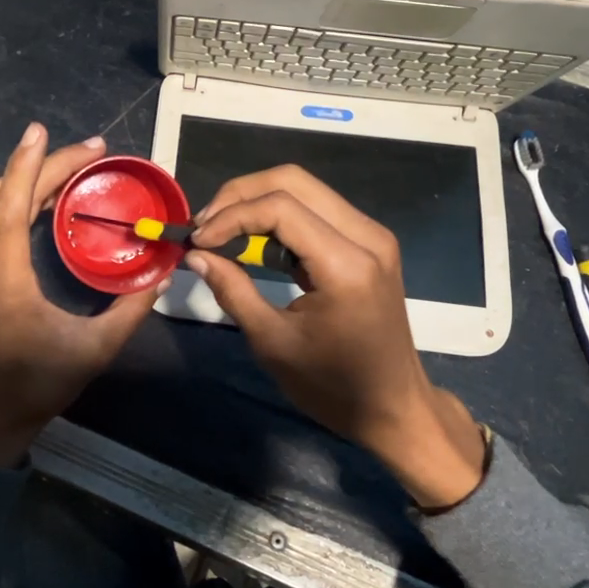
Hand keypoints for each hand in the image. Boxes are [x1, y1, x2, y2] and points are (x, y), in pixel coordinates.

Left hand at [0, 122, 161, 465]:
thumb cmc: (41, 384)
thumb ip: (130, 310)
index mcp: (5, 282)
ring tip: (73, 166)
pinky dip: (21, 200)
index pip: (10, 209)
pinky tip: (51, 199)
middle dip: (43, 165)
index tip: (43, 131)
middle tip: (91, 150)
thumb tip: (161, 273)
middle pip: (4, 198)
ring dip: (29, 179)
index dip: (26, 166)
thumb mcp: (95, 350)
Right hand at [187, 166, 486, 508]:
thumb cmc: (331, 385)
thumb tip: (196, 254)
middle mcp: (367, 237)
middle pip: (293, 181)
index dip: (231, 217)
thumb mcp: (272, 342)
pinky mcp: (369, 243)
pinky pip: (318, 209)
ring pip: (306, 189)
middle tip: (205, 226)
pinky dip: (280, 216)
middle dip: (240, 195)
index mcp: (347, 265)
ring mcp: (373, 236)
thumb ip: (233, 290)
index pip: (280, 208)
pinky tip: (253, 241)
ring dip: (258, 202)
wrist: (392, 407)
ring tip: (221, 231)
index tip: (197, 241)